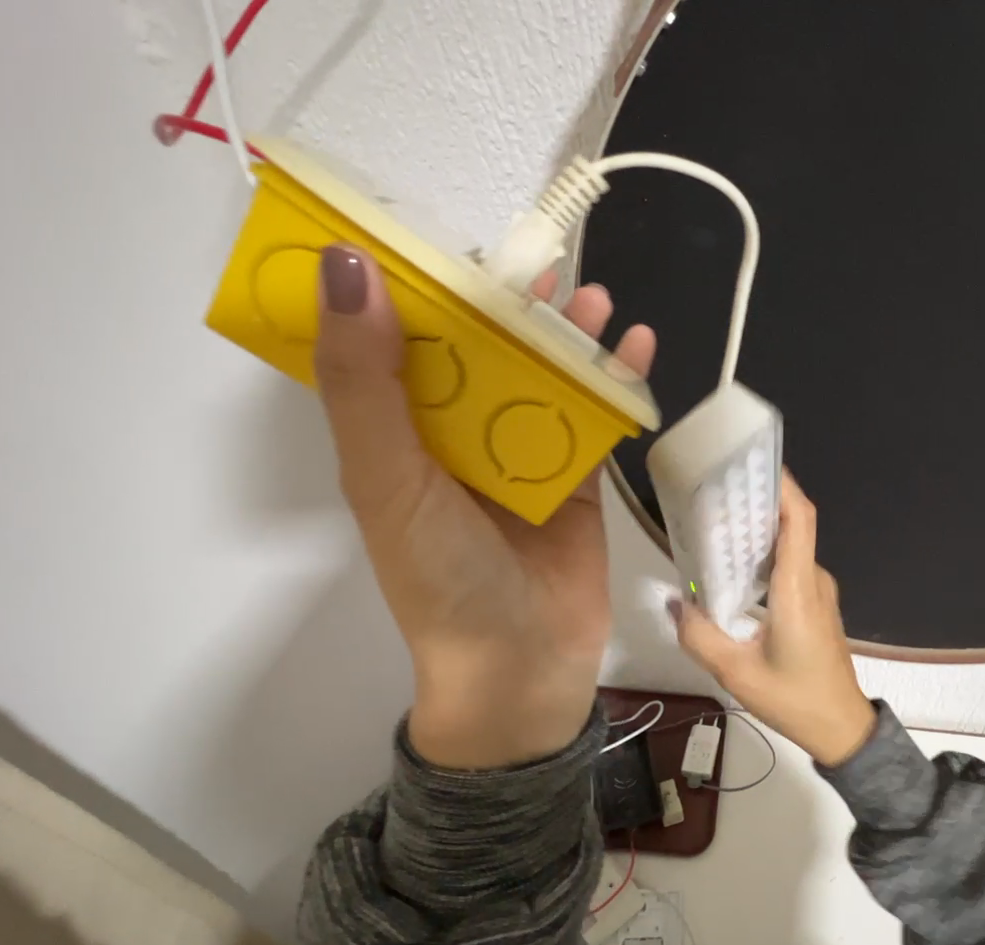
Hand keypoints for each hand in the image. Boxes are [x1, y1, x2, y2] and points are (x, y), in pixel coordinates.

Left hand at [313, 244, 654, 768]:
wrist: (521, 667)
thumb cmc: (442, 578)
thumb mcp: (388, 479)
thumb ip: (367, 382)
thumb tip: (348, 267)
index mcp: (398, 436)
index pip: (399, 344)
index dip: (416, 289)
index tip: (439, 238)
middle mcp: (457, 438)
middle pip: (481, 352)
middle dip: (509, 306)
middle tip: (541, 265)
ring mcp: (522, 458)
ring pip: (543, 378)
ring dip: (568, 337)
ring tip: (594, 300)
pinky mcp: (576, 480)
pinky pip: (593, 418)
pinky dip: (614, 381)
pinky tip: (635, 347)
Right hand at [671, 474, 875, 766]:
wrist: (841, 728)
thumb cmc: (794, 699)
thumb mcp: (736, 674)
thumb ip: (700, 635)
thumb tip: (675, 601)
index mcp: (799, 587)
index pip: (799, 518)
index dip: (782, 484)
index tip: (752, 463)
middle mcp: (814, 579)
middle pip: (791, 525)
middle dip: (756, 503)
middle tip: (714, 493)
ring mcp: (819, 591)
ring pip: (788, 547)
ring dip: (757, 532)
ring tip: (715, 525)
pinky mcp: (816, 604)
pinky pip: (790, 567)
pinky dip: (764, 557)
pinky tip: (733, 568)